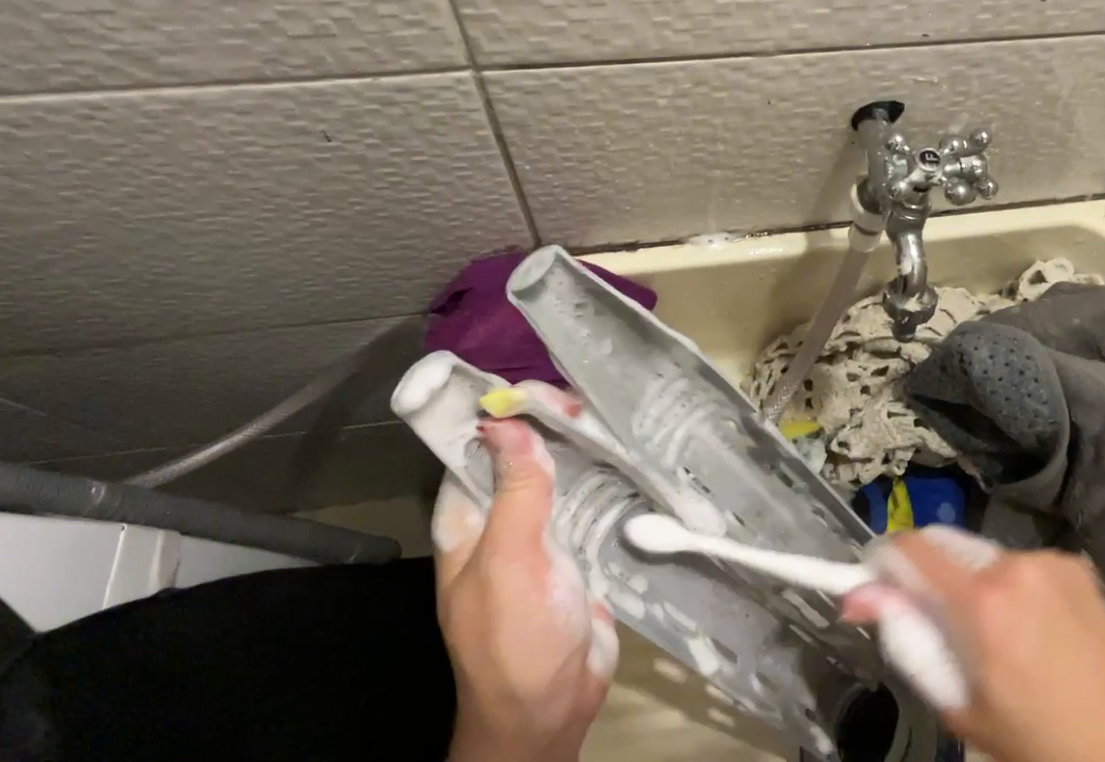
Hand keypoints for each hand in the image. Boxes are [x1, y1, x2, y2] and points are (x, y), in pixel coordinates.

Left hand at [433, 417, 617, 761]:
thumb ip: (516, 489)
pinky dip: (610, 481)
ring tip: (619, 420)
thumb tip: (505, 419)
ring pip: (561, 476)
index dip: (504, 412)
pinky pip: (591, 504)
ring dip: (586, 450)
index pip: (478, 445)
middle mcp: (503, 517)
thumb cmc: (516, 639)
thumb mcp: (509, 559)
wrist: (551, 713)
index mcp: (469, 517)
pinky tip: (634, 458)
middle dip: (553, 426)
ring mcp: (543, 534)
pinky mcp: (579, 550)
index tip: (542, 391)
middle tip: (592, 407)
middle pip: (525, 454)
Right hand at [842, 527, 1104, 761]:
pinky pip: (1019, 562)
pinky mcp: (1074, 563)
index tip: (877, 580)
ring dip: (970, 579)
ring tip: (992, 631)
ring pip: (981, 554)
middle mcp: (1013, 566)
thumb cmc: (1035, 740)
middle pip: (944, 546)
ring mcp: (1049, 560)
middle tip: (939, 623)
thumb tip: (860, 596)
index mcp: (982, 604)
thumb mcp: (958, 702)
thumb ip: (906, 640)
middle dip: (929, 574)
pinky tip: (1031, 626)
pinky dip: (1010, 583)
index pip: (911, 549)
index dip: (885, 559)